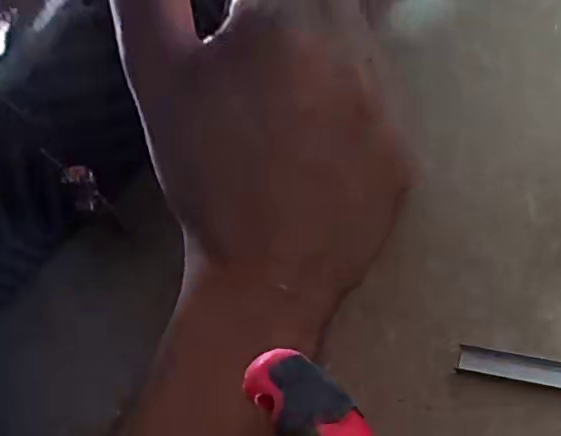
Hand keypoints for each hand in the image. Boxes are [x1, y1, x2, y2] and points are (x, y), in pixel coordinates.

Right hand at [113, 0, 411, 328]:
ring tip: (296, 111)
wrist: (264, 283)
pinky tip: (325, 148)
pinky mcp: (404, 157)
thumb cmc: (206, 184)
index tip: (242, 38)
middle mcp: (350, 51)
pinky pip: (385, 108)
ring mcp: (387, 109)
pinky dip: (357, 111)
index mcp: (286, 17)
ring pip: (364, 46)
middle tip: (267, 72)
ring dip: (330, 57)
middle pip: (329, 4)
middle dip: (292, 22)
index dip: (254, 16)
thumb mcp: (156, 76)